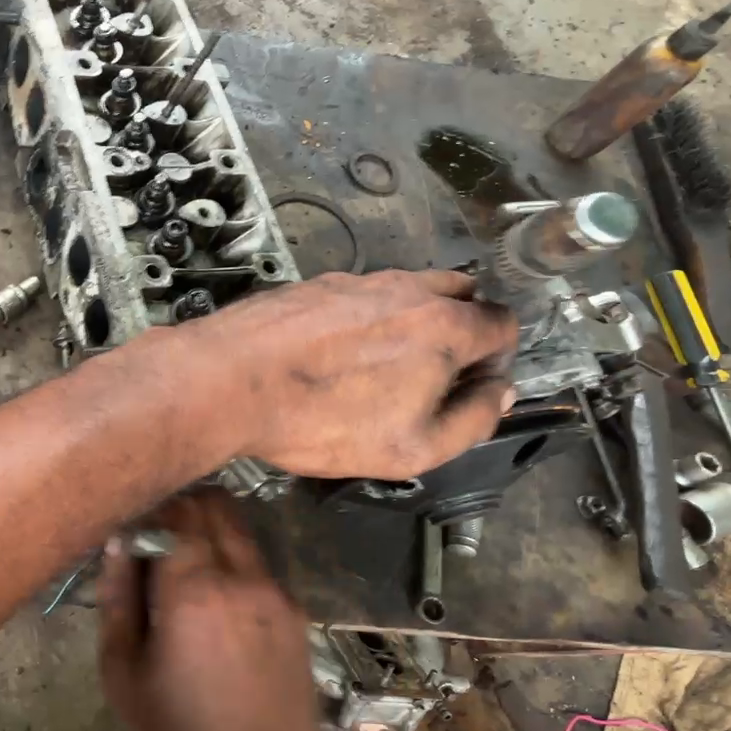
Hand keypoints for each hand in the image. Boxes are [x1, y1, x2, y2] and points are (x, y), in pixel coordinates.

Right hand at [98, 494, 327, 730]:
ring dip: (205, 530)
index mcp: (194, 590)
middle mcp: (242, 578)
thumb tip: (116, 540)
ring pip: (238, 529)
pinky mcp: (296, 614)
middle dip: (177, 508)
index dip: (146, 511)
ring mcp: (277, 594)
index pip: (173, 511)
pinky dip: (229, 559)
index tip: (125, 529)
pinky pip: (256, 563)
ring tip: (176, 566)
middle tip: (148, 538)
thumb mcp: (122, 672)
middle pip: (212, 506)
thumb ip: (117, 596)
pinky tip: (210, 600)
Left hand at [182, 270, 516, 479]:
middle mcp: (402, 290)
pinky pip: (352, 297)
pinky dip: (357, 318)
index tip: (472, 385)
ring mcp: (351, 283)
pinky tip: (330, 353)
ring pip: (401, 291)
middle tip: (431, 372)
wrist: (228, 381)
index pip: (502, 324)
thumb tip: (497, 393)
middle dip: (460, 329)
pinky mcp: (308, 287)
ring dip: (407, 320)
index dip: (498, 358)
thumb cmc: (320, 420)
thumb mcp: (412, 447)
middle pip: (458, 294)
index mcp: (443, 325)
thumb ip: (471, 420)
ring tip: (376, 365)